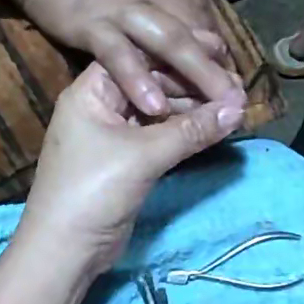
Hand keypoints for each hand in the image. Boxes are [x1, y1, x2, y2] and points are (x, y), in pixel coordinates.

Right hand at [7, 0, 243, 116]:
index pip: (195, 4)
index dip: (213, 35)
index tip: (226, 61)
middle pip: (194, 26)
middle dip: (220, 62)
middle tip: (242, 92)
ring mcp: (121, 5)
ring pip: (171, 41)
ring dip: (200, 74)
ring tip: (223, 104)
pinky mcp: (91, 23)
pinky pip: (120, 56)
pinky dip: (139, 80)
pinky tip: (157, 106)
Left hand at [19, 63, 244, 268]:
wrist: (65, 250)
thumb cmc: (93, 190)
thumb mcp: (143, 156)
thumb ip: (191, 129)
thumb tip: (239, 107)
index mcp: (92, 91)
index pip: (140, 57)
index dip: (180, 53)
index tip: (221, 54)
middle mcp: (102, 105)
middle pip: (152, 82)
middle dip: (193, 83)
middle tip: (236, 85)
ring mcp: (114, 133)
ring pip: (160, 109)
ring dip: (194, 108)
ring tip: (233, 107)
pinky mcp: (127, 158)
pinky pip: (161, 134)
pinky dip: (186, 130)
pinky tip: (214, 127)